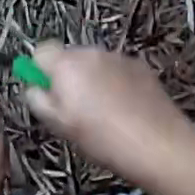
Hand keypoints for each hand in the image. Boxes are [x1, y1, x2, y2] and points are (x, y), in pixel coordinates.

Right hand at [20, 42, 194, 184]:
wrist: (159, 143)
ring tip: (102, 111)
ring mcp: (118, 57)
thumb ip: (38, 100)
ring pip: (93, 63)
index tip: (47, 93)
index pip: (40, 51)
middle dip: (67, 76)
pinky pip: (116, 69)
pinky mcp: (141, 66)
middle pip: (68, 57)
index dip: (40, 70)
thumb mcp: (59, 125)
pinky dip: (114, 82)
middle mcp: (91, 52)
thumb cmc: (102, 137)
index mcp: (66, 64)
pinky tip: (124, 108)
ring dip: (91, 79)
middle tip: (74, 108)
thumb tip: (34, 88)